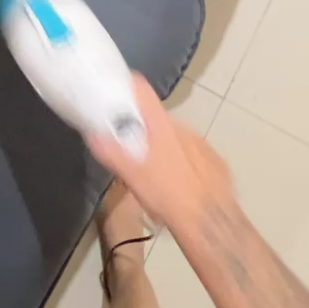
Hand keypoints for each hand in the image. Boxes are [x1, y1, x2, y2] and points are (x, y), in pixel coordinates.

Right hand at [86, 74, 234, 233]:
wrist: (209, 221)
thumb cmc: (166, 195)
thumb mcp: (131, 175)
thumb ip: (110, 151)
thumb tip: (92, 133)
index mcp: (160, 125)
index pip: (142, 89)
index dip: (128, 86)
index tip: (115, 93)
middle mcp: (183, 128)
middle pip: (157, 118)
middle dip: (143, 129)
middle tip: (129, 148)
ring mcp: (202, 144)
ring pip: (176, 138)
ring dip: (163, 147)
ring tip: (154, 172)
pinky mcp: (216, 162)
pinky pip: (194, 155)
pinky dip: (183, 163)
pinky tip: (179, 184)